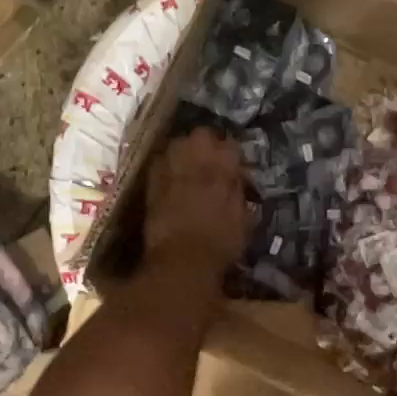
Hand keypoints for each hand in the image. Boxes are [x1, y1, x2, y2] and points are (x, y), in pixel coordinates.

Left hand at [144, 127, 248, 269]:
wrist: (182, 261)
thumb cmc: (220, 244)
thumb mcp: (244, 219)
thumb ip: (240, 192)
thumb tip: (237, 179)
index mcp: (223, 170)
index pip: (230, 144)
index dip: (232, 153)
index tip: (233, 163)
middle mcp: (197, 162)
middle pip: (201, 134)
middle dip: (207, 142)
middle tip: (211, 158)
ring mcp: (172, 170)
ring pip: (178, 142)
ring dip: (185, 149)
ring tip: (189, 163)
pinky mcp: (153, 182)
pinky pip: (160, 161)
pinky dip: (166, 164)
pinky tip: (171, 176)